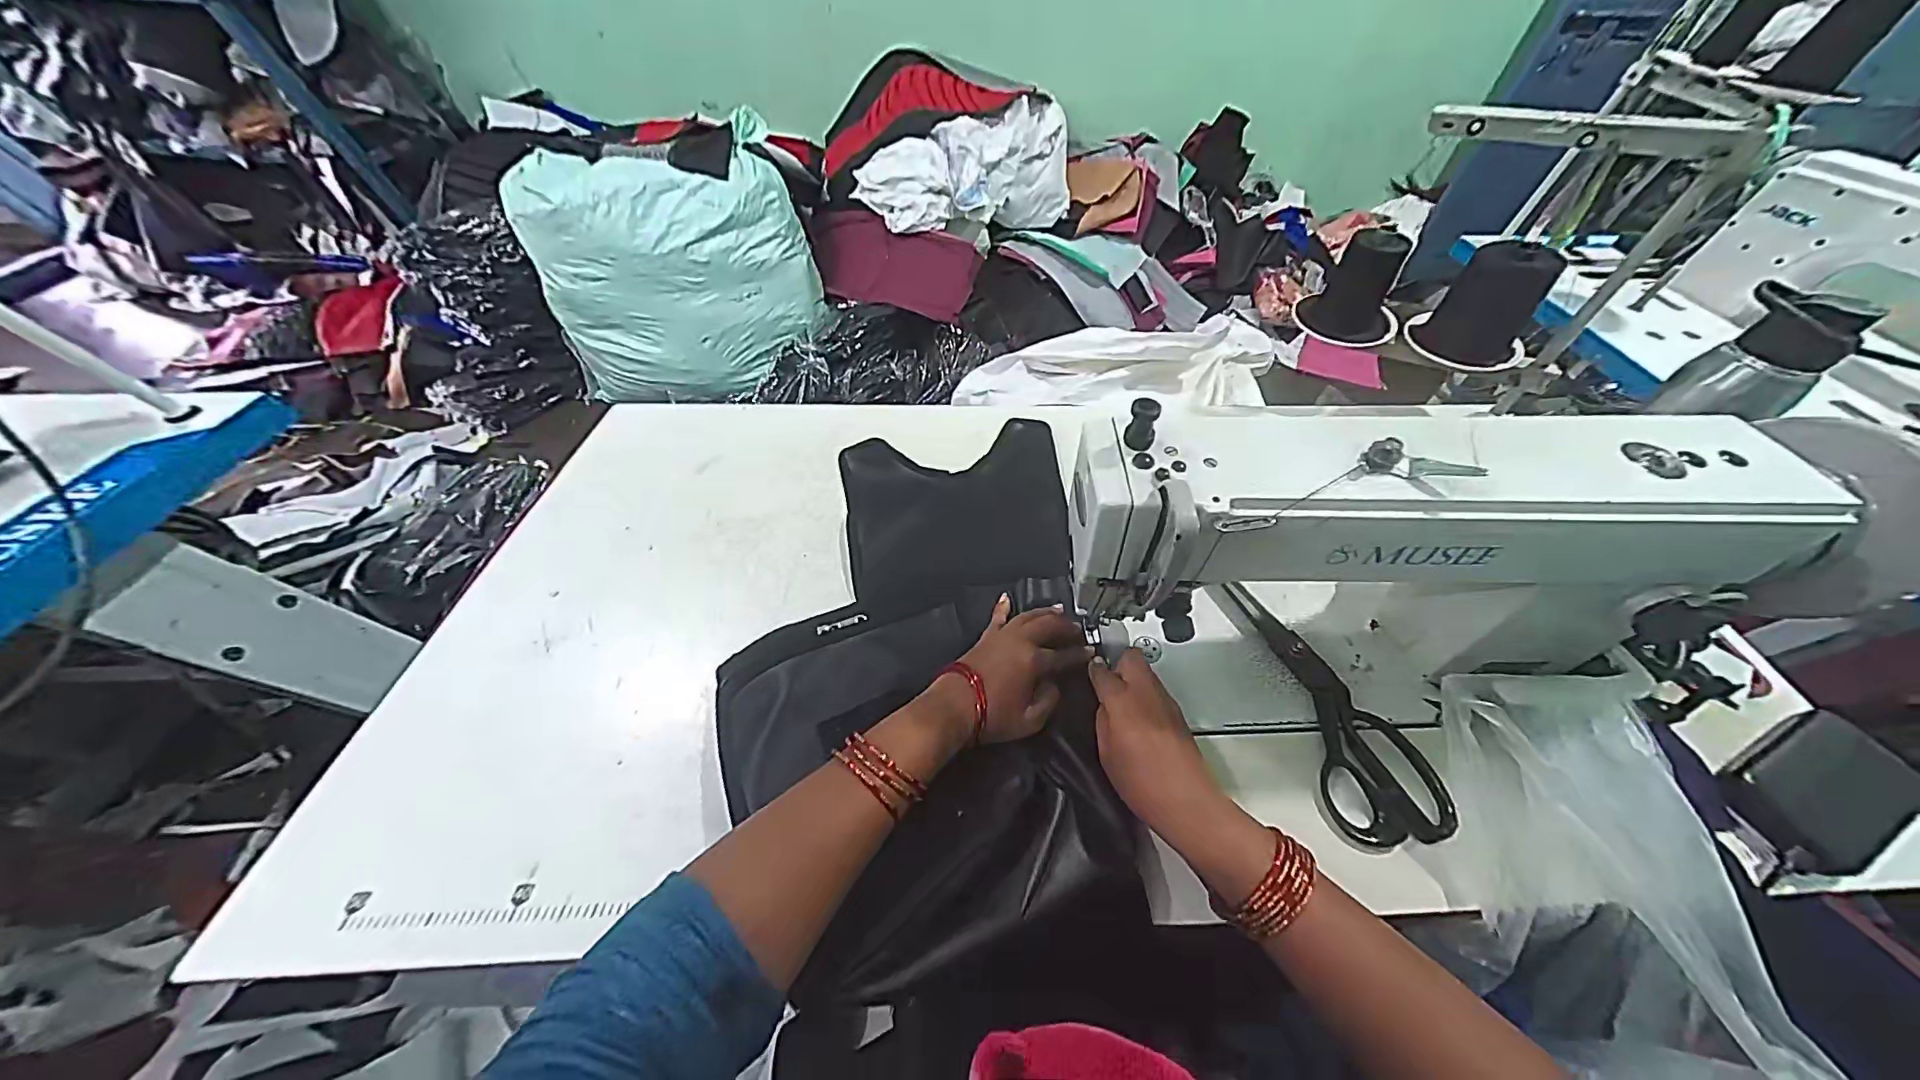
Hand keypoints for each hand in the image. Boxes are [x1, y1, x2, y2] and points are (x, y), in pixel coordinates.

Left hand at [945, 595, 1092, 744]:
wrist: (954, 706)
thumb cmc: (992, 716)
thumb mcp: (1030, 720)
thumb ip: (1049, 701)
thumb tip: (1054, 686)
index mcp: (1035, 661)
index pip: (1064, 655)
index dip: (1080, 653)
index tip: (1090, 651)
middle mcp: (1021, 641)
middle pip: (1050, 626)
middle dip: (1067, 627)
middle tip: (1077, 629)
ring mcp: (1002, 636)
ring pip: (1028, 616)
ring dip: (1045, 612)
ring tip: (1058, 610)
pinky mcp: (986, 637)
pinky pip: (998, 617)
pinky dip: (1004, 607)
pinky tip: (1007, 598)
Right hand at [1087, 649, 1233, 846]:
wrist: (1187, 802)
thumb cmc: (1145, 783)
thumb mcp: (1106, 753)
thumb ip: (1101, 720)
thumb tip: (1101, 705)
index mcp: (1123, 700)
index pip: (1102, 670)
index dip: (1092, 669)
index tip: (1088, 672)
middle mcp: (1148, 693)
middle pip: (1131, 657)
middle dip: (1116, 662)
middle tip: (1105, 678)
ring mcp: (1166, 701)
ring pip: (1146, 671)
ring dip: (1132, 678)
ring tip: (1120, 700)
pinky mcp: (1178, 714)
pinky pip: (1156, 691)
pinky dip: (1145, 695)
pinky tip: (1137, 716)